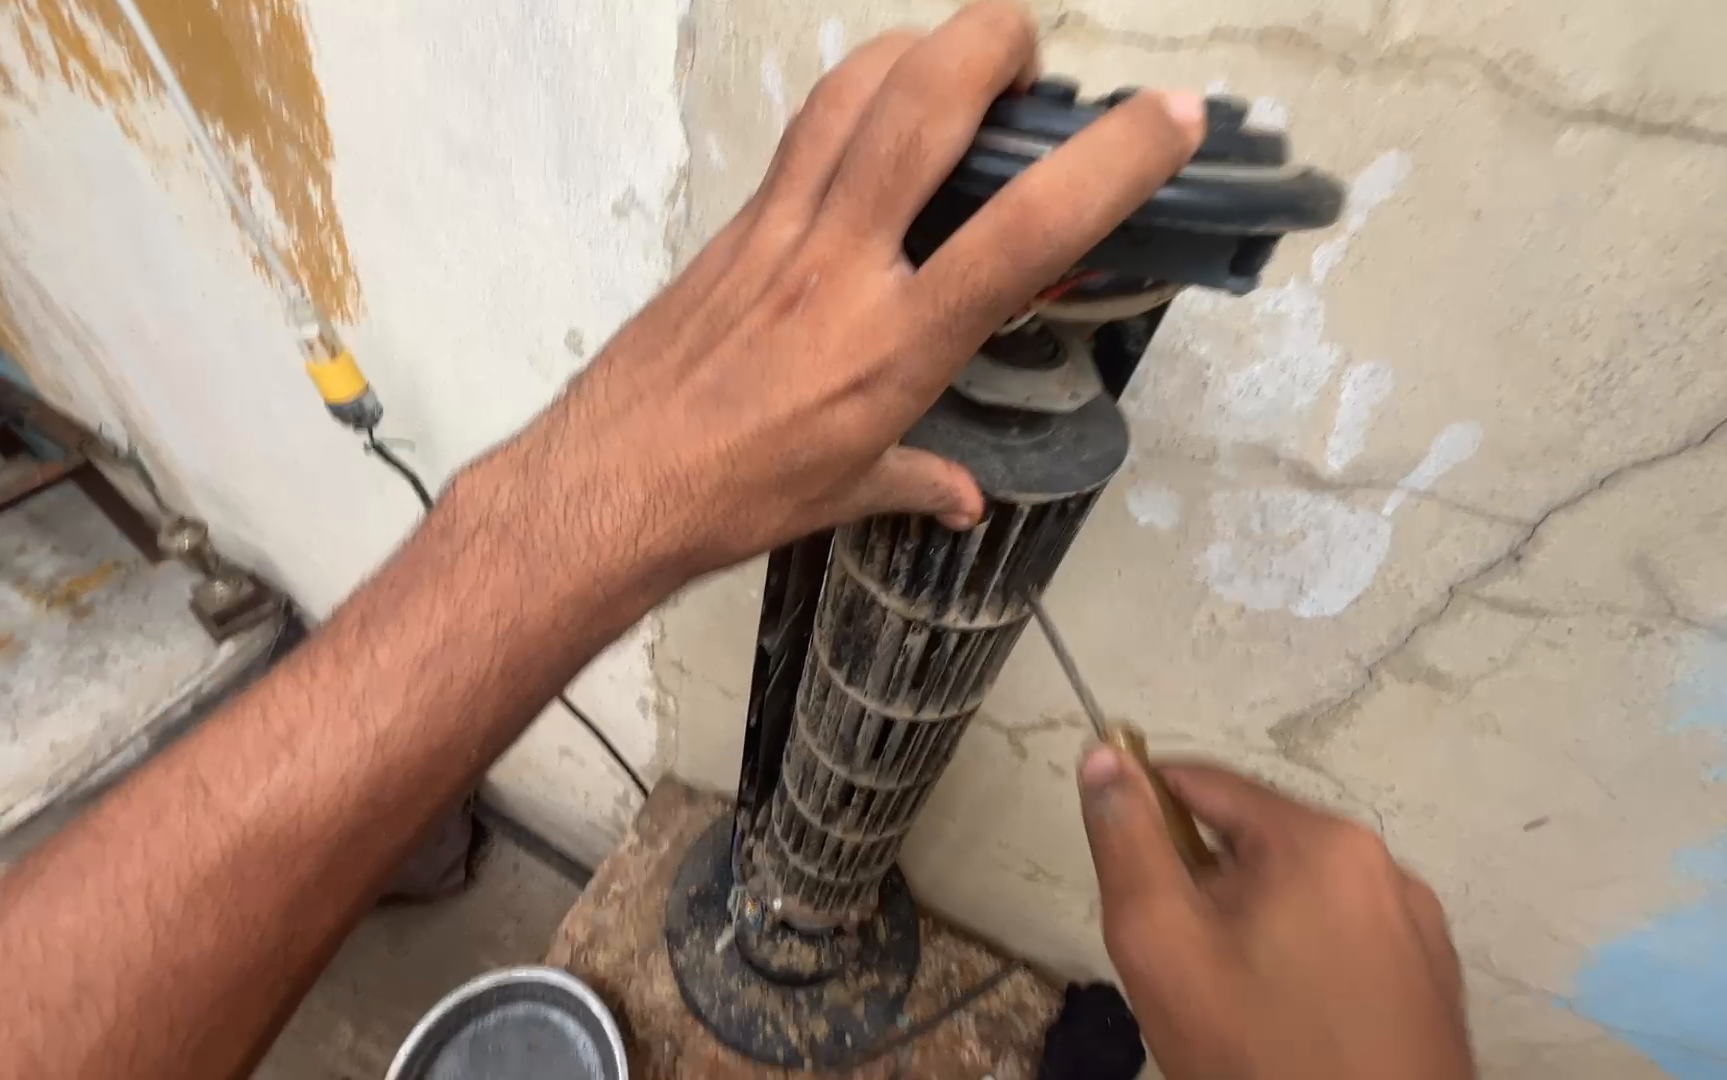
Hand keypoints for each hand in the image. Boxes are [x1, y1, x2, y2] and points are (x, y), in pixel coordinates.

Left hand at [522, 1, 1204, 579]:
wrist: (614, 483)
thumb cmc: (736, 500)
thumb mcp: (843, 496)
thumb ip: (914, 482)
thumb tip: (962, 499)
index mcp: (892, 346)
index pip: (1022, 233)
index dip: (1110, 162)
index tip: (1167, 117)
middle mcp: (840, 267)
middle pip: (924, 102)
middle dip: (995, 41)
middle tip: (1026, 58)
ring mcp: (776, 235)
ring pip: (851, 94)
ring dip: (914, 52)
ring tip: (947, 68)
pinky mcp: (729, 231)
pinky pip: (798, 140)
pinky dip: (845, 108)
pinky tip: (860, 134)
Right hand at [1077, 748, 1474, 1078]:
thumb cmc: (1249, 1050)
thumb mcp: (1158, 935)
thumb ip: (1123, 834)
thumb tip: (1103, 752)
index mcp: (1320, 841)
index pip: (1199, 781)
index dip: (1145, 814)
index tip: (1128, 876)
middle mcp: (1382, 864)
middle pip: (1244, 832)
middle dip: (1194, 872)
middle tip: (1175, 946)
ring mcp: (1416, 925)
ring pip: (1286, 879)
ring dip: (1239, 907)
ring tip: (1223, 984)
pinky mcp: (1431, 976)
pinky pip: (1331, 923)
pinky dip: (1288, 941)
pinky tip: (1276, 1007)